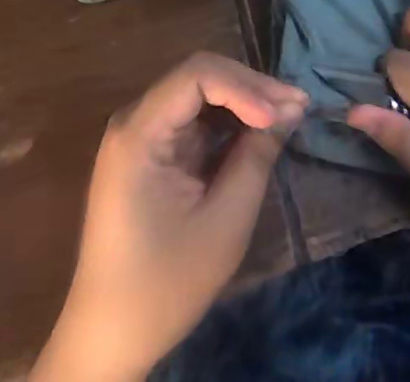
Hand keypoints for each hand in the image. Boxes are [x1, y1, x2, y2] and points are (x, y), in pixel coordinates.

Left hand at [33, 53, 306, 381]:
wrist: (111, 334)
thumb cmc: (166, 282)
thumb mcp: (224, 221)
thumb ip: (256, 156)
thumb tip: (289, 109)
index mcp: (139, 134)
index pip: (197, 76)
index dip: (245, 86)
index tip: (281, 116)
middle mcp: (135, 121)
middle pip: (199, 77)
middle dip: (251, 88)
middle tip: (298, 107)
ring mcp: (142, 135)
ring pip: (201, 93)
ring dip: (245, 101)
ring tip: (288, 114)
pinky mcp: (153, 152)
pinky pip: (196, 119)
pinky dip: (231, 120)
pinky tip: (261, 129)